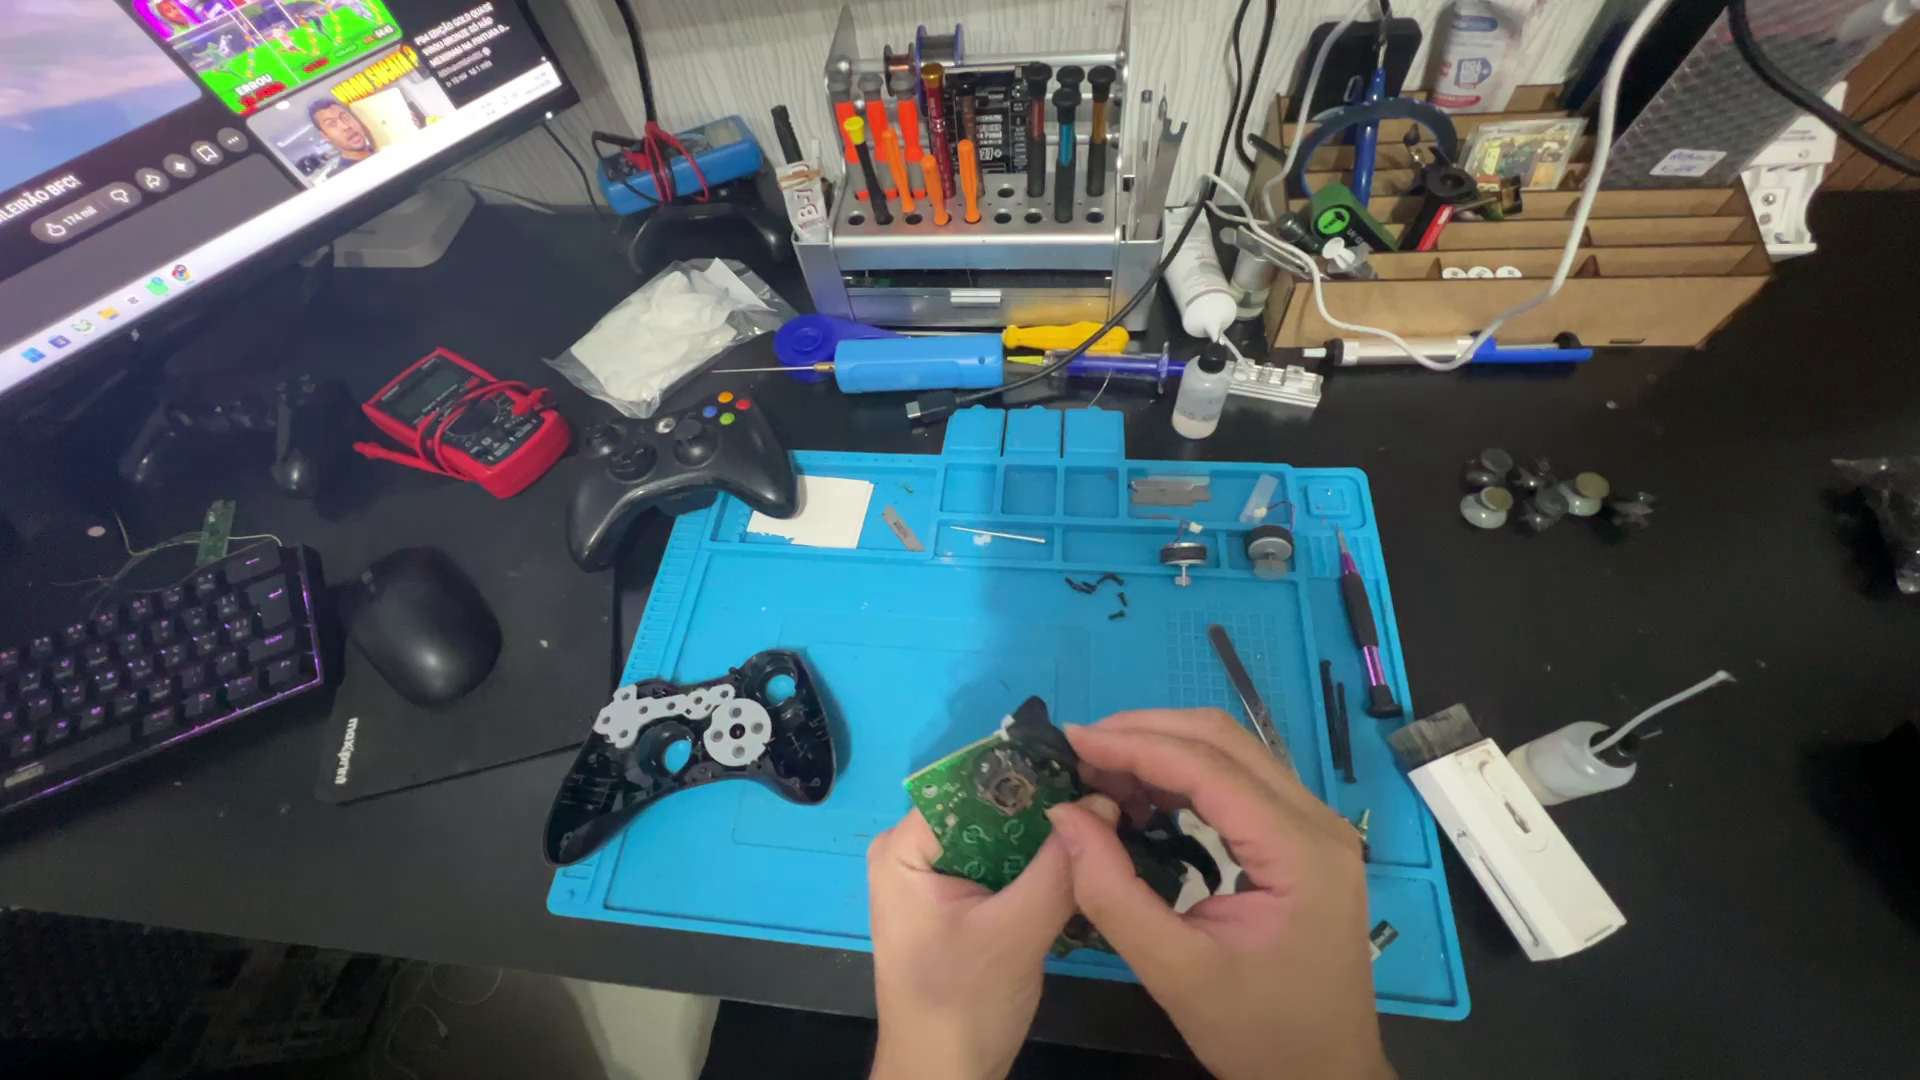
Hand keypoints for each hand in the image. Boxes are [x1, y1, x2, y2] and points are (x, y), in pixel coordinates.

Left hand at [867, 797, 1116, 1079]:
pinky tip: (1078, 857)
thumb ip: (1058, 867)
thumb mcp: (1015, 934)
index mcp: (905, 845)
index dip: (1025, 777)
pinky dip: (1036, 863)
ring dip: (1044, 835)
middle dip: (1041, 807)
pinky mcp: (958, 897)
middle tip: (1103, 797)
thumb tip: (1104, 801)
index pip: (968, 785)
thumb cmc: (962, 1007)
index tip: (1084, 771)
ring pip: (999, 834)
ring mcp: (936, 873)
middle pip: (985, 808)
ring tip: (1100, 820)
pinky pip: (1001, 862)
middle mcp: (915, 847)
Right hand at [1044, 709, 1390, 1079]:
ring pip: (1227, 748)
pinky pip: (1233, 775)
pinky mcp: (1296, 831)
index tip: (1073, 740)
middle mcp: (1315, 820)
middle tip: (1081, 749)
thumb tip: (1064, 813)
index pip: (1208, 768)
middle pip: (1221, 739)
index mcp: (1300, 851)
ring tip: (1102, 770)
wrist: (1324, 1076)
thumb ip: (1111, 890)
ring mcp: (1311, 822)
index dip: (1134, 745)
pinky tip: (1141, 792)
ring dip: (1160, 746)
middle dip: (1144, 732)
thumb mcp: (1174, 972)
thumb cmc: (1257, 1034)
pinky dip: (1180, 771)